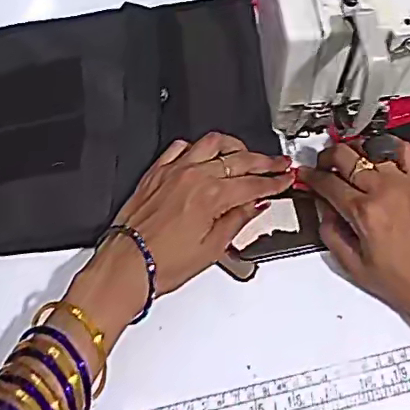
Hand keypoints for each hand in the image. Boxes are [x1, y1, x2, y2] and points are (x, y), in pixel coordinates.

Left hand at [66, 133, 288, 341]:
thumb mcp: (212, 249)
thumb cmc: (160, 264)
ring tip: (245, 153)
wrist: (124, 267)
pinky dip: (198, 147)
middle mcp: (194, 176)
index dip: (275, 181)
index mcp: (212, 195)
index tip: (285, 179)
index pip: (254, 183)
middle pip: (240, 158)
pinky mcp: (157, 171)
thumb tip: (254, 206)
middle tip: (277, 164)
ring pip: (213, 142)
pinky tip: (204, 154)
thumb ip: (237, 220)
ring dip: (234, 146)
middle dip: (265, 161)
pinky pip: (181, 146)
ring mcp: (174, 170)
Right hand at [303, 139, 409, 350]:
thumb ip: (330, 232)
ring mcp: (401, 182)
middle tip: (321, 167)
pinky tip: (375, 154)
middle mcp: (383, 191)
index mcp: (365, 212)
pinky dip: (384, 146)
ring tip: (345, 162)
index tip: (306, 175)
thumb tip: (322, 209)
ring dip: (352, 151)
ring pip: (369, 147)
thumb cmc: (400, 278)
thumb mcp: (352, 264)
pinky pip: (400, 150)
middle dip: (326, 158)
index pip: (328, 182)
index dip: (311, 177)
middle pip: (344, 155)